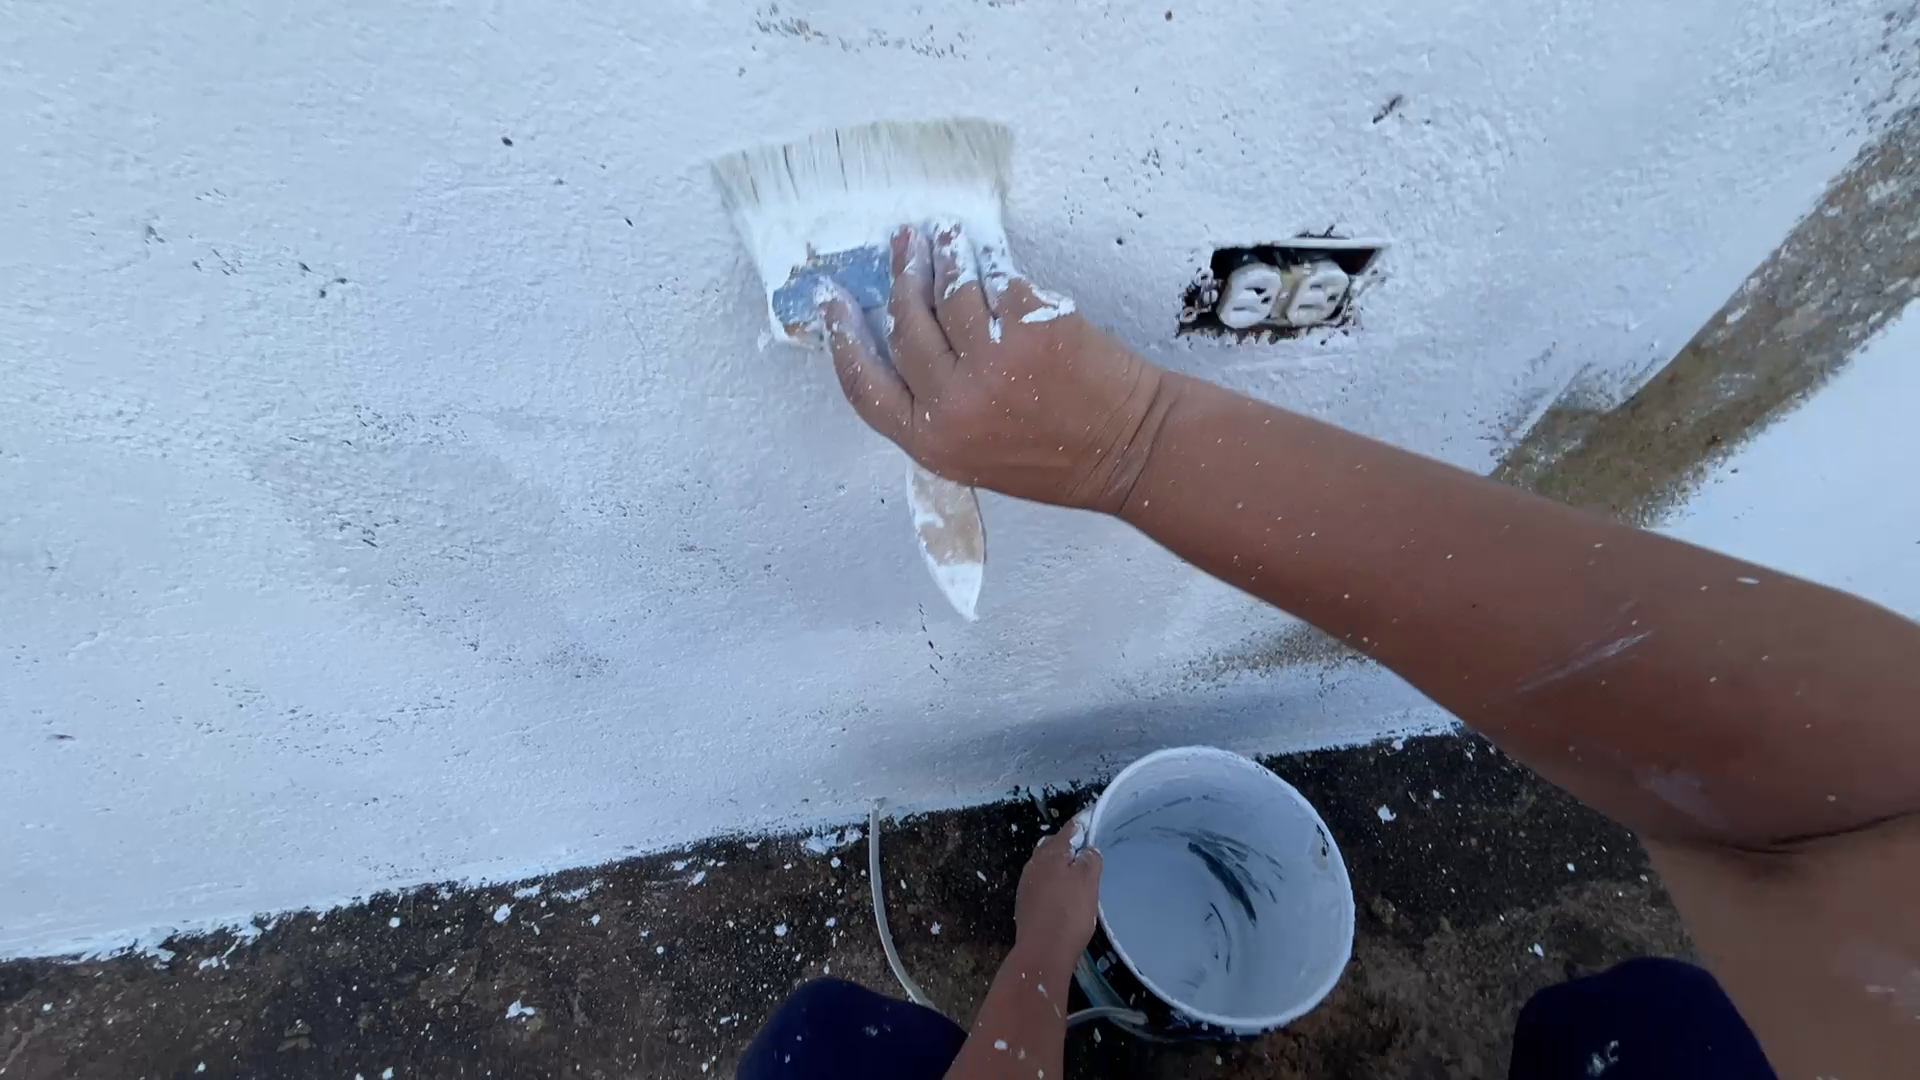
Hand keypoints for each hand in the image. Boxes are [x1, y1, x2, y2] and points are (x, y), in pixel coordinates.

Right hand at [816, 224, 1170, 513]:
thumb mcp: (975, 457)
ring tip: (937, 237)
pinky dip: (984, 259)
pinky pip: (994, 280)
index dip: (843, 339)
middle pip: (904, 325)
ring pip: (947, 292)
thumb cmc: (1056, 460)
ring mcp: (992, 361)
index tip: (833, 303)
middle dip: (899, 278)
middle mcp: (954, 404)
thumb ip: (935, 412)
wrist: (1128, 451)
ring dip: (939, 256)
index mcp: (933, 442)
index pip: (865, 385)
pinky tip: (980, 249)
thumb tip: (907, 342)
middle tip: (900, 247)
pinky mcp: (1030, 326)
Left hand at [1012, 817, 1102, 970]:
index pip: (1070, 829)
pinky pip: (1042, 882)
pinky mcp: (1026, 901)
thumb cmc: (1069, 913)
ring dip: (1061, 864)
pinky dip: (1054, 881)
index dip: (1084, 822)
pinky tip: (1064, 893)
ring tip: (1078, 871)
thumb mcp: (1088, 882)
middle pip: (1055, 844)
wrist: (1042, 951)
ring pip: (1047, 863)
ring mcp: (1027, 882)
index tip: (1095, 818)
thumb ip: (1090, 860)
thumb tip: (1088, 848)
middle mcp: (1035, 862)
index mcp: (1051, 852)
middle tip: (1089, 848)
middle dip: (1070, 843)